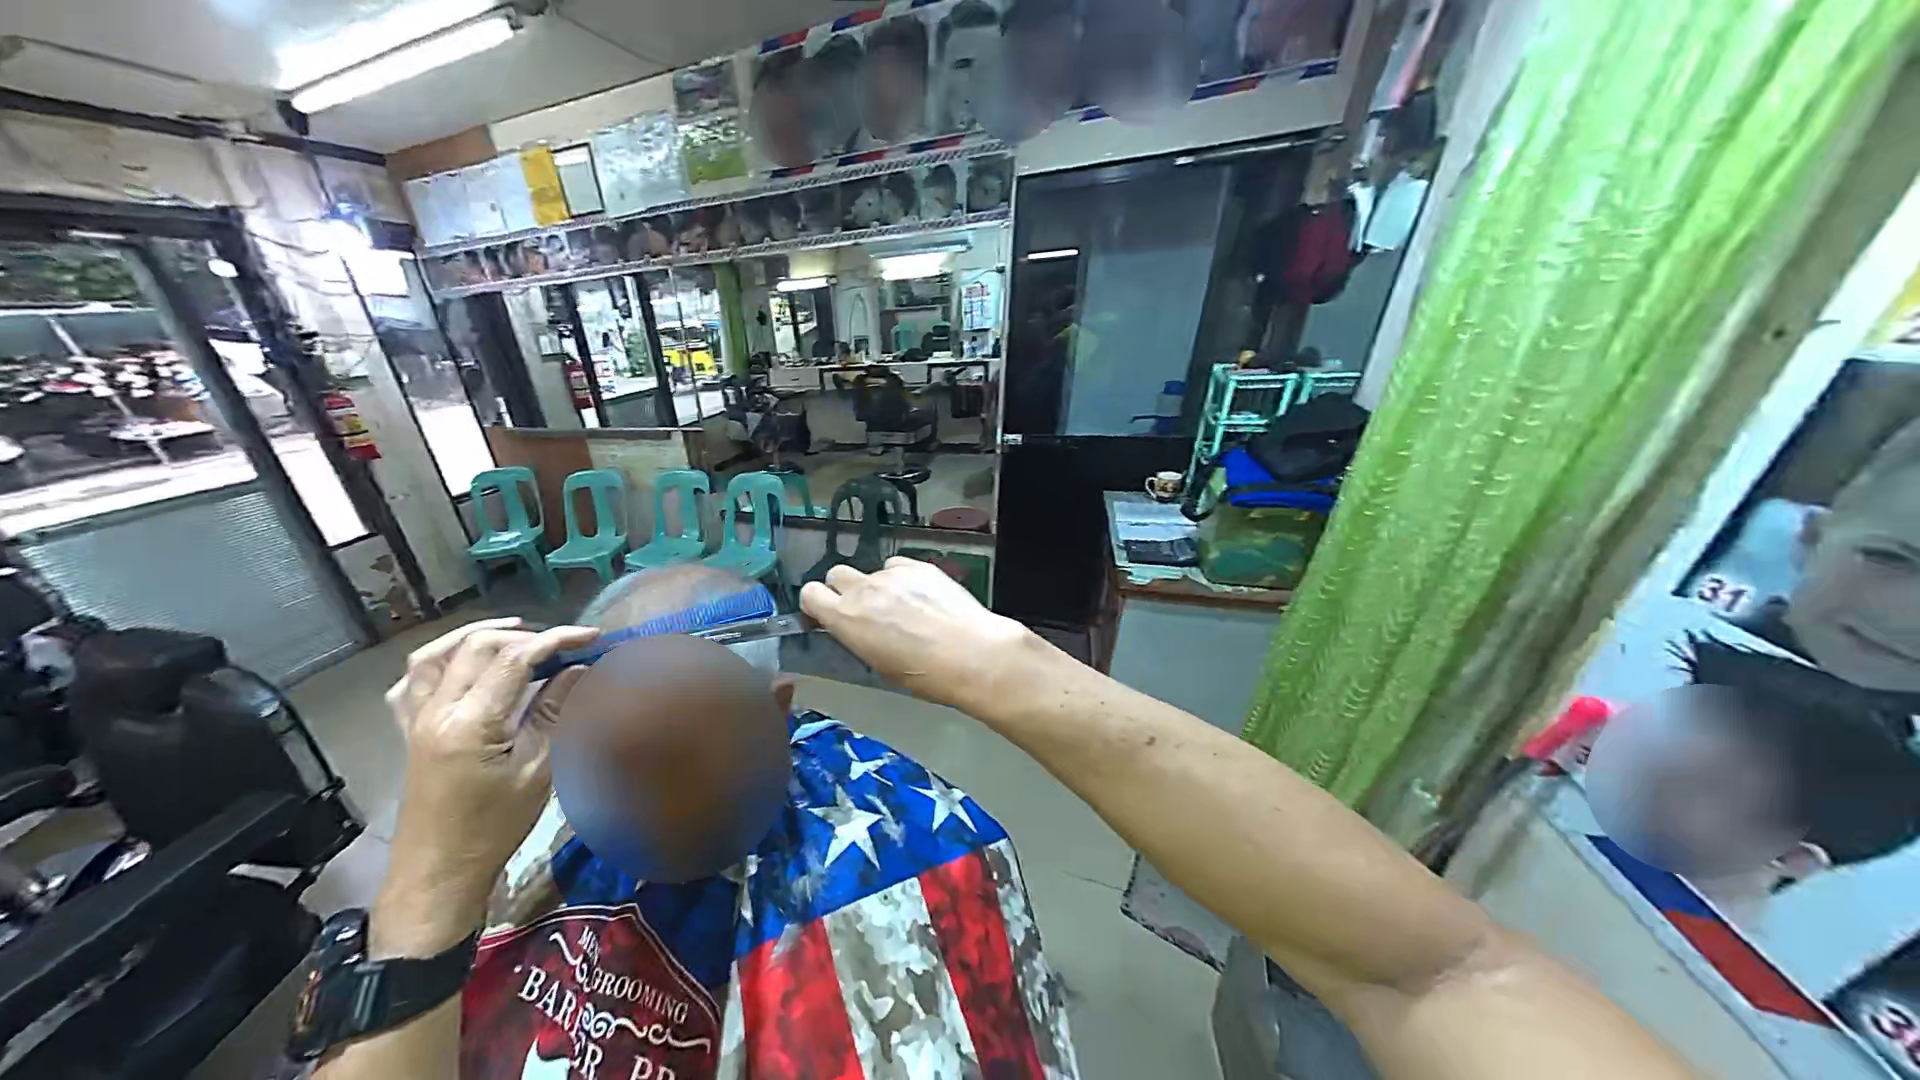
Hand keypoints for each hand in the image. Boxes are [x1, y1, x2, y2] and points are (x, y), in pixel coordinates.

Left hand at [374, 618, 596, 953]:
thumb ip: (555, 712)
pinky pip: (413, 680)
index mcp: (469, 723)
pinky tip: (464, 662)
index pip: (514, 659)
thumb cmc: (494, 826)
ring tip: (516, 633)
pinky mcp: (409, 731)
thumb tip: (579, 670)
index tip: (591, 637)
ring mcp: (415, 720)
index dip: (556, 639)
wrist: (439, 871)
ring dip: (478, 635)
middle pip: (476, 646)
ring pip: (436, 654)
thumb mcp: (538, 769)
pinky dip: (441, 659)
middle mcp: (435, 712)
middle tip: (563, 644)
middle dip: (526, 635)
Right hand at [800, 558, 1042, 711]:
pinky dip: (905, 578)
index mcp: (845, 618)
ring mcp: (894, 575)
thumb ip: (858, 636)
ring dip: (880, 585)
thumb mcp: (878, 664)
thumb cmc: (925, 674)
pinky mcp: (921, 566)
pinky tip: (923, 598)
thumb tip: (859, 628)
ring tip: (904, 608)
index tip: (827, 612)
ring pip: (873, 570)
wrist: (970, 654)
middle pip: (837, 574)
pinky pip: (901, 566)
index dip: (817, 602)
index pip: (810, 594)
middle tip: (866, 610)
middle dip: (845, 590)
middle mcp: (864, 590)